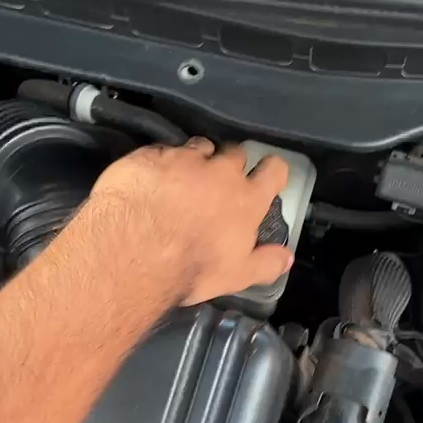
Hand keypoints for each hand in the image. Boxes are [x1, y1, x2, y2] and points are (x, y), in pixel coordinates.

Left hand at [85, 137, 293, 304]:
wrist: (134, 250)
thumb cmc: (191, 268)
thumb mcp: (237, 276)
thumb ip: (266, 264)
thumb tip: (287, 257)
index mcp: (246, 199)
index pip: (273, 171)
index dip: (272, 171)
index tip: (267, 176)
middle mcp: (220, 171)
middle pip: (236, 152)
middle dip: (231, 163)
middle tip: (218, 183)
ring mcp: (184, 158)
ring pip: (199, 146)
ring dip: (196, 159)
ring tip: (183, 179)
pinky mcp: (150, 155)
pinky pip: (162, 150)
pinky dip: (161, 163)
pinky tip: (151, 181)